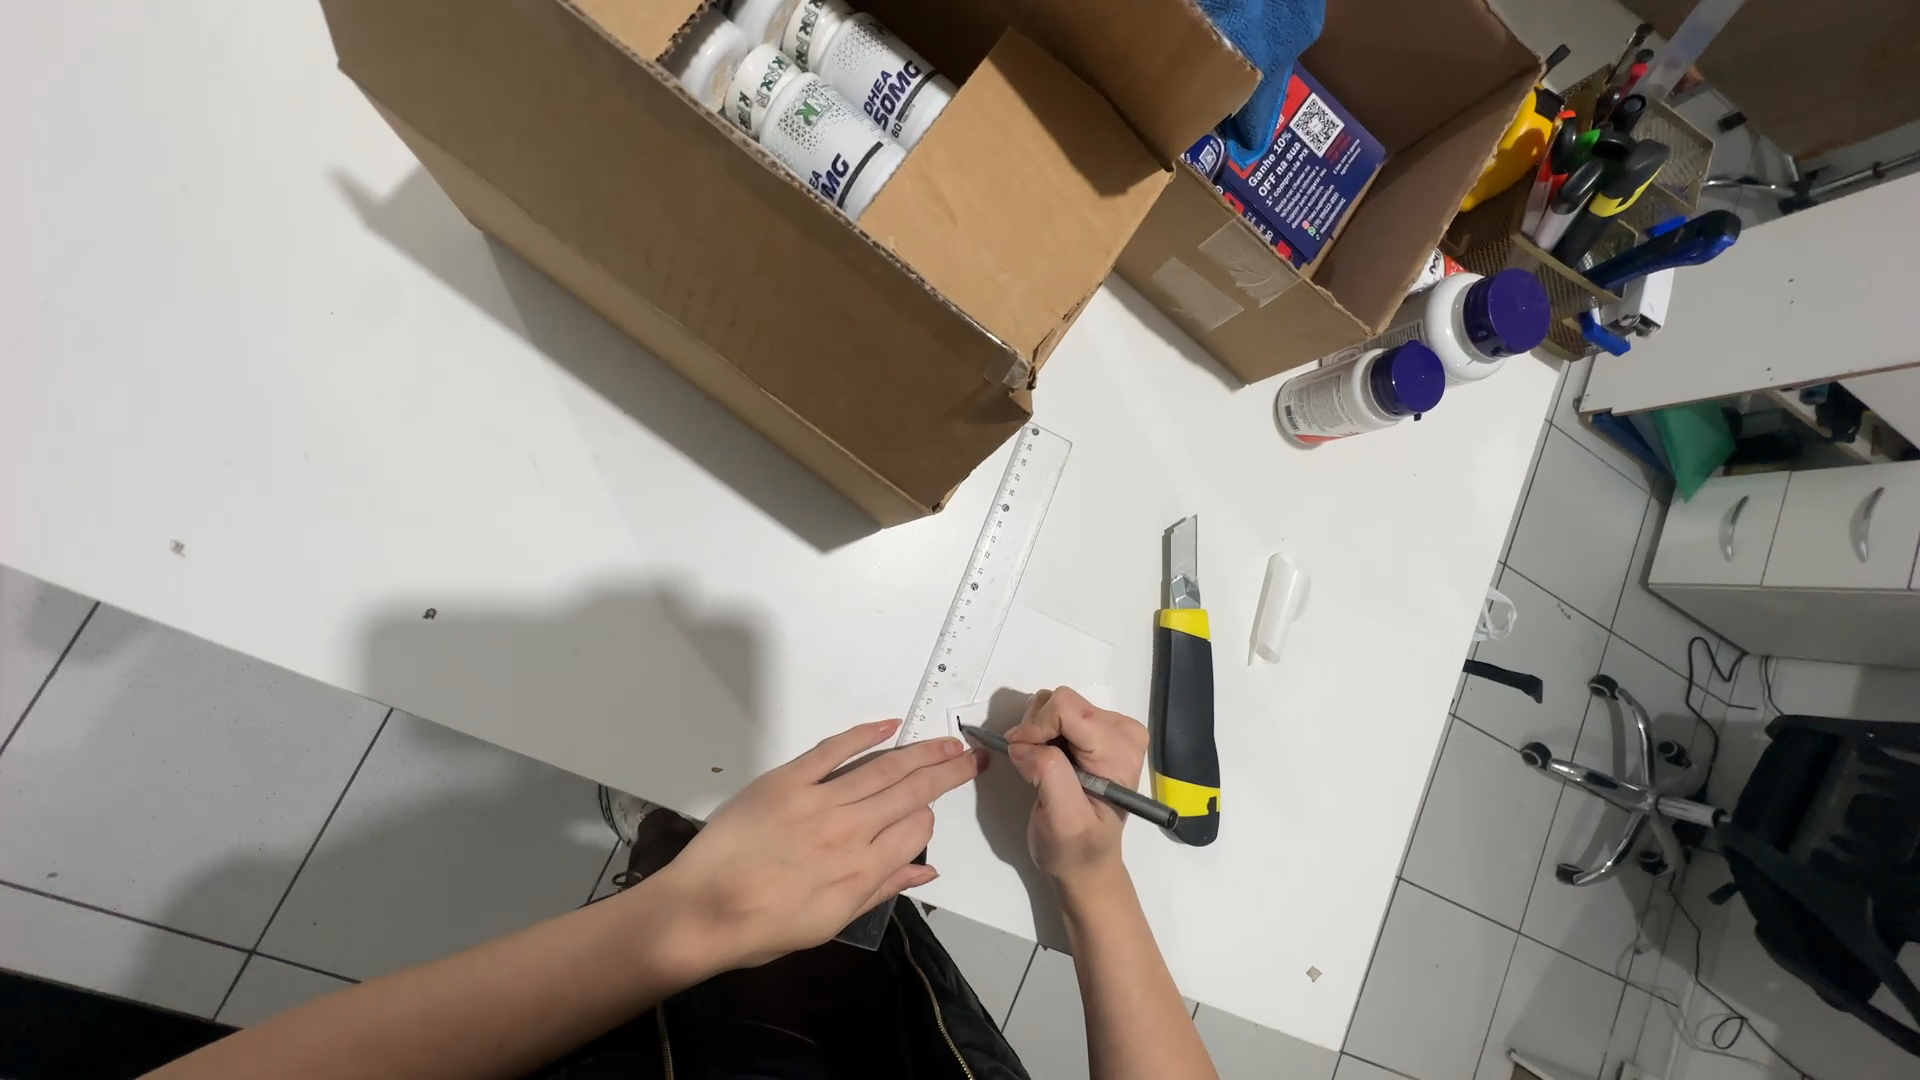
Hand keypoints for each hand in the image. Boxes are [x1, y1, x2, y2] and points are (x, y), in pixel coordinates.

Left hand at [645, 719, 977, 973]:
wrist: (701, 911)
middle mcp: (851, 829)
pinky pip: (835, 750)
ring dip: (921, 751)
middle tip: (973, 756)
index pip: (917, 829)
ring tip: (947, 741)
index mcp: (862, 869)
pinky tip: (890, 724)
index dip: (928, 819)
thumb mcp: (831, 923)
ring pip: (884, 768)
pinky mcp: (790, 779)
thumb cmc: (765, 927)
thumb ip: (882, 890)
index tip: (927, 814)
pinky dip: (865, 734)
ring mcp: (821, 799)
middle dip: (948, 772)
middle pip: (912, 791)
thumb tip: (927, 870)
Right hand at [1000, 687, 1148, 893]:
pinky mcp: (1093, 729)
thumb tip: (1022, 744)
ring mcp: (1108, 728)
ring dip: (1036, 732)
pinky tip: (1046, 761)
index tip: (1022, 756)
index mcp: (1120, 750)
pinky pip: (1053, 712)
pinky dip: (1039, 733)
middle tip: (1032, 767)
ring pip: (1053, 703)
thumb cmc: (1076, 850)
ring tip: (1041, 768)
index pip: (1067, 708)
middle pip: (1060, 701)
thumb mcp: (1064, 821)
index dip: (1036, 728)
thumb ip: (1049, 775)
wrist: (1085, 864)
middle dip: (1036, 730)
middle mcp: (1121, 731)